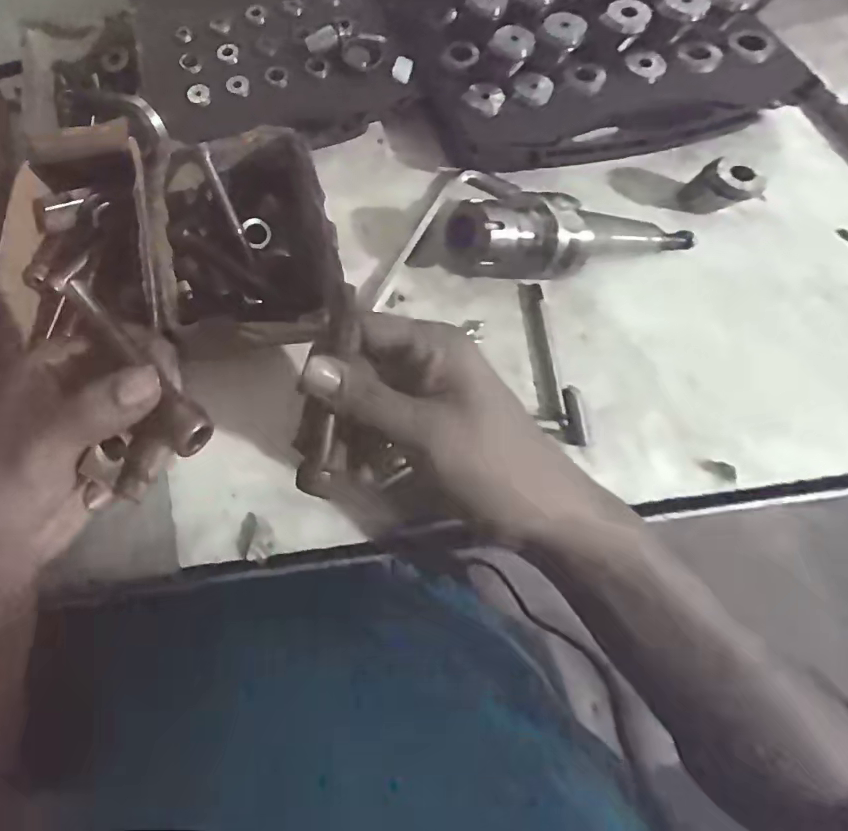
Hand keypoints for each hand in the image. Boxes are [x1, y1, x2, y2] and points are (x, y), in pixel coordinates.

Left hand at [0, 335, 163, 599]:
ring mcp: (101, 413)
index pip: (116, 337)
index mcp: (59, 361)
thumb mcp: (50, 441)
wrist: (3, 543)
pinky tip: (130, 486)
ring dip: (155, 442)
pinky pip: (150, 439)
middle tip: (165, 439)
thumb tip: (151, 378)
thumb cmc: (14, 481)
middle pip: (143, 371)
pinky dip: (148, 461)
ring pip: (153, 408)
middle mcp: (83, 379)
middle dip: (159, 407)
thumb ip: (98, 408)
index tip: (169, 386)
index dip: (147, 354)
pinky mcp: (115, 445)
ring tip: (140, 475)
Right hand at [298, 311, 633, 541]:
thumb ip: (365, 398)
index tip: (298, 385)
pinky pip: (379, 423)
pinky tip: (348, 471)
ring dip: (343, 427)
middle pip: (359, 364)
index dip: (329, 348)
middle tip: (307, 435)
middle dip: (332, 399)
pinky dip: (362, 443)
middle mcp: (423, 360)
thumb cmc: (492, 463)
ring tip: (324, 460)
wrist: (549, 519)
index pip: (364, 326)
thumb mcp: (424, 430)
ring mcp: (423, 393)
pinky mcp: (422, 424)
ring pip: (364, 397)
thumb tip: (307, 367)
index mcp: (431, 344)